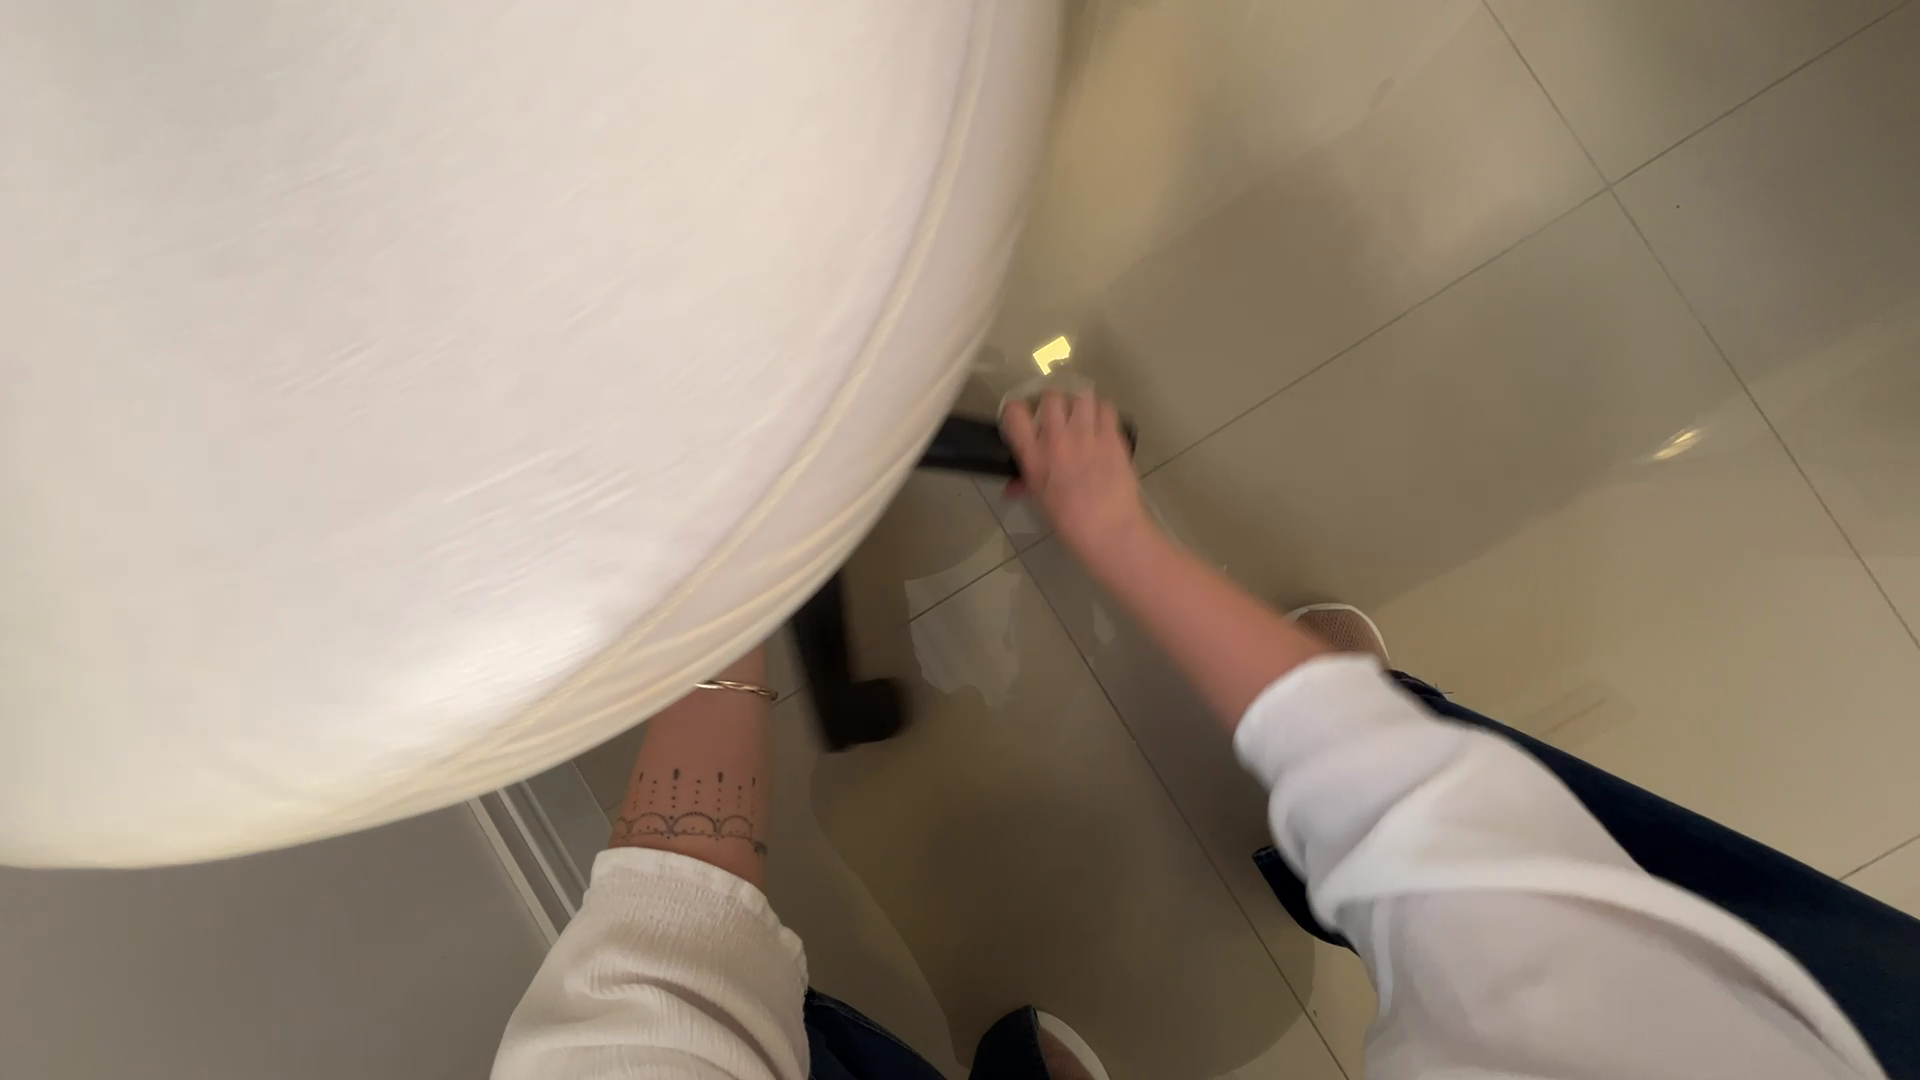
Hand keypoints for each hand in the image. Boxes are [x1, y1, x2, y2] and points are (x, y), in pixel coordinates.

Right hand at [1001, 390, 1153, 567]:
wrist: (1109, 529)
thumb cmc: (1070, 522)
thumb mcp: (1040, 502)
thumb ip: (1026, 485)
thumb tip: (1014, 487)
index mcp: (1034, 457)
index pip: (1015, 414)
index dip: (1018, 409)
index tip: (1024, 415)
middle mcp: (1058, 439)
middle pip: (1051, 397)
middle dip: (1053, 402)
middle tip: (1058, 415)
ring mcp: (1087, 435)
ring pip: (1082, 396)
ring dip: (1080, 404)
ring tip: (1083, 416)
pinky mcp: (1113, 436)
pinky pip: (1107, 408)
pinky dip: (1103, 412)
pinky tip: (1103, 425)